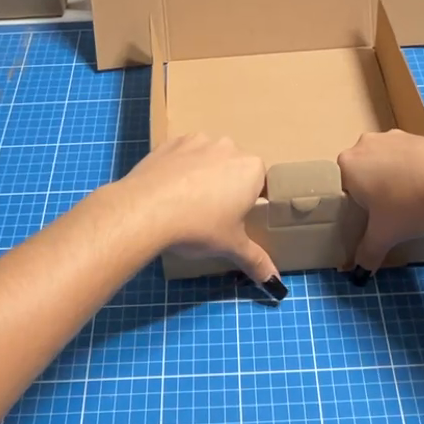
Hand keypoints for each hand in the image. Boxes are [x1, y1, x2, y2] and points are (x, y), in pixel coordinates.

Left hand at [112, 134, 280, 290]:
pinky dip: (179, 169)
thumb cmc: (199, 226)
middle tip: (210, 216)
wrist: (146, 209)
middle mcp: (228, 147)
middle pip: (233, 169)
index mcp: (251, 168)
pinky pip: (182, 155)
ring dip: (202, 175)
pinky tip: (168, 191)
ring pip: (207, 159)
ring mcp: (198, 140)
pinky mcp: (171, 142)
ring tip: (186, 204)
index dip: (248, 204)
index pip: (260, 185)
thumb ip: (257, 261)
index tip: (234, 220)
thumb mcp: (231, 247)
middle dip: (226, 188)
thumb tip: (276, 284)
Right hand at [337, 131, 423, 272]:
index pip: (341, 189)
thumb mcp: (386, 235)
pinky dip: (411, 172)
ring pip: (384, 165)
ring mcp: (392, 136)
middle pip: (362, 175)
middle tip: (387, 215)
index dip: (353, 209)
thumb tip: (361, 269)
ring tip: (410, 204)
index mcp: (347, 164)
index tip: (369, 222)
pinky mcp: (416, 136)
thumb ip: (368, 252)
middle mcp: (364, 144)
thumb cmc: (410, 202)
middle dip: (372, 194)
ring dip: (393, 182)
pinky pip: (405, 158)